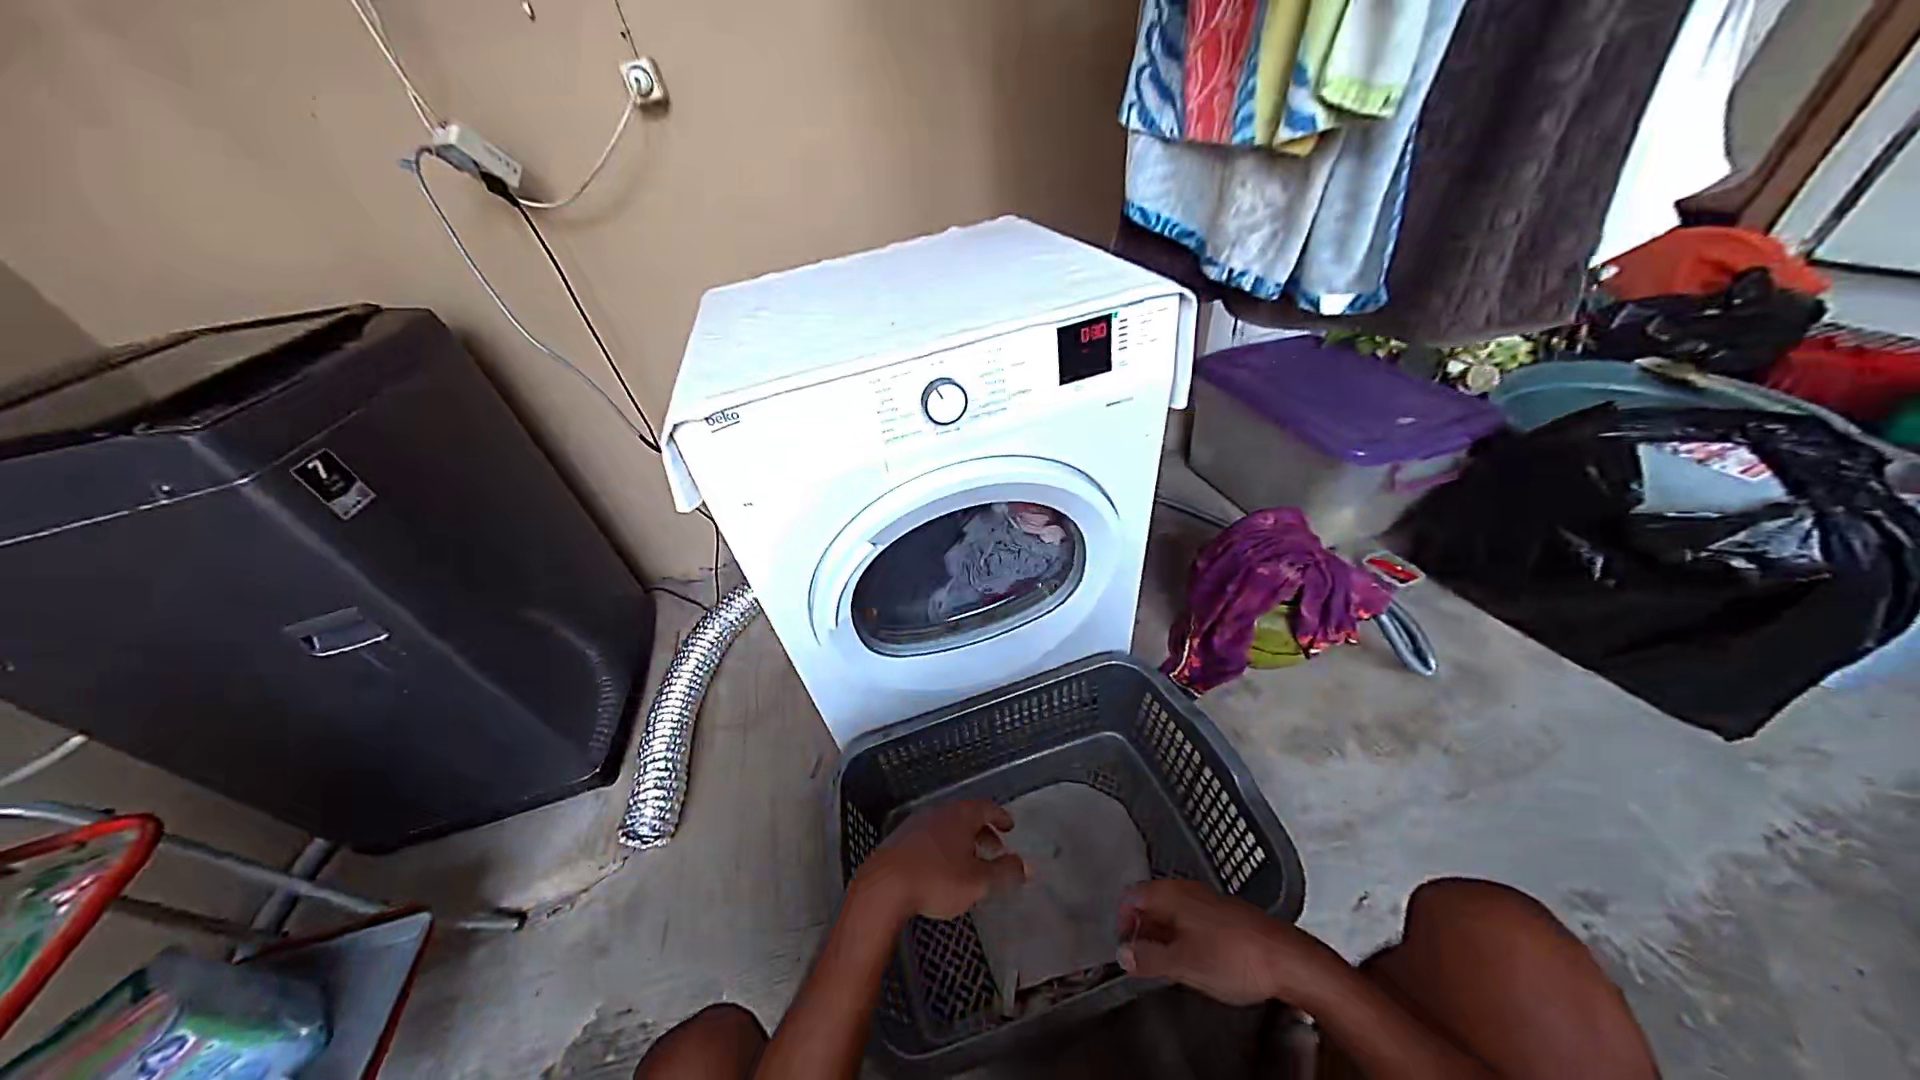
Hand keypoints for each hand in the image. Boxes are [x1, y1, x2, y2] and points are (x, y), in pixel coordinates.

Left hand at [855, 800, 1026, 920]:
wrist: (883, 887)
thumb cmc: (936, 880)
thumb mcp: (978, 881)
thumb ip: (1004, 872)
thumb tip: (1027, 865)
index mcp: (959, 816)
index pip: (985, 808)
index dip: (999, 816)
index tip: (1009, 825)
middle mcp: (938, 813)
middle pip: (965, 816)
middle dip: (982, 832)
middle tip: (994, 848)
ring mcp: (915, 824)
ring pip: (946, 827)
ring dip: (961, 841)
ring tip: (969, 861)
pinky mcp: (899, 840)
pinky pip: (929, 837)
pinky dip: (942, 846)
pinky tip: (941, 867)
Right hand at [1117, 879, 1341, 1006]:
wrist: (1287, 961)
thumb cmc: (1236, 957)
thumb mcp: (1183, 964)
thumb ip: (1148, 958)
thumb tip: (1124, 954)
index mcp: (1172, 893)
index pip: (1131, 896)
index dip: (1123, 921)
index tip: (1126, 947)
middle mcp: (1188, 890)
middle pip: (1150, 902)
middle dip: (1142, 929)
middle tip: (1142, 958)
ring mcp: (1208, 900)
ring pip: (1172, 911)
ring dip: (1162, 934)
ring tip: (1167, 963)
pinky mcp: (1225, 915)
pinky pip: (1192, 919)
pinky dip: (1183, 936)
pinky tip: (1194, 959)